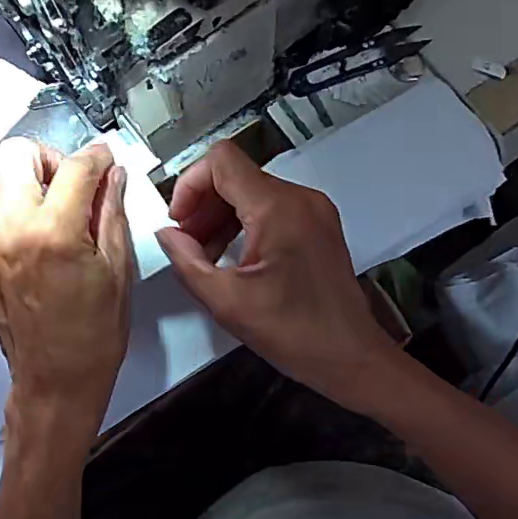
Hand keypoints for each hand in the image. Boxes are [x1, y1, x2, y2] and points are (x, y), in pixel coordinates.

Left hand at [0, 138, 135, 464]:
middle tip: (68, 180)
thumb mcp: (117, 270)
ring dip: (14, 179)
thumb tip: (111, 179)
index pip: (75, 166)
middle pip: (17, 153)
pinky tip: (22, 227)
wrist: (56, 381)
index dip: (96, 156)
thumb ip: (111, 213)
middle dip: (49, 158)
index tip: (102, 161)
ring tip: (40, 201)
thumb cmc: (90, 338)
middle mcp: (11, 234)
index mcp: (54, 233)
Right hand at [155, 139, 395, 408]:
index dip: (189, 184)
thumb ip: (186, 261)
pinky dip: (242, 223)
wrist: (350, 357)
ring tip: (203, 253)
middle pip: (234, 175)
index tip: (179, 221)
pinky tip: (229, 255)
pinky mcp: (317, 224)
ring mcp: (312, 209)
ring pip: (250, 190)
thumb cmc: (294, 333)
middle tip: (185, 242)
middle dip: (201, 204)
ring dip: (219, 215)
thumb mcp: (225, 301)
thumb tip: (166, 235)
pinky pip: (269, 207)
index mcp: (278, 209)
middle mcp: (300, 199)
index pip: (221, 161)